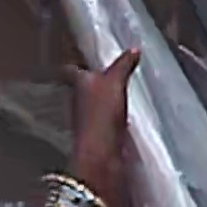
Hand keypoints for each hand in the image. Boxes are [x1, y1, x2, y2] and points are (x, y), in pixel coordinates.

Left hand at [66, 48, 138, 206]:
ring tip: (118, 92)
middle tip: (106, 71)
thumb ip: (123, 64)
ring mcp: (87, 120)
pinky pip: (104, 120)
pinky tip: (122, 116)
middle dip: (92, 80)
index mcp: (79, 83)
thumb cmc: (101, 113)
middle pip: (82, 86)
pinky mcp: (97, 137)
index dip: (74, 62)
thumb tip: (134, 49)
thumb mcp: (115, 81)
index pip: (72, 69)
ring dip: (102, 99)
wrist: (100, 157)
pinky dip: (110, 116)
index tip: (77, 56)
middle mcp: (79, 100)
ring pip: (93, 104)